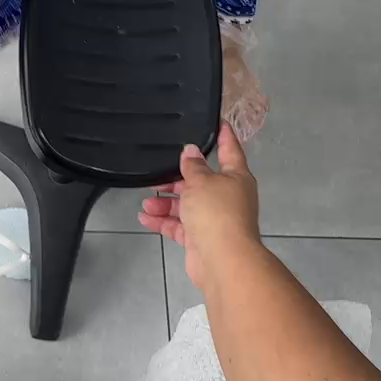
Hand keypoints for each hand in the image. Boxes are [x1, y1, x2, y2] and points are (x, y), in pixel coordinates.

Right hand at [139, 122, 262, 288]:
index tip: (218, 121)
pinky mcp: (200, 239)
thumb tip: (191, 151)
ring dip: (166, 202)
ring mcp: (214, 219)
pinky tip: (145, 217)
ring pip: (187, 205)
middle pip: (201, 181)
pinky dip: (163, 221)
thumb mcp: (201, 182)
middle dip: (178, 178)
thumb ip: (192, 166)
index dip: (224, 135)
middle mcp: (226, 197)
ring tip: (146, 201)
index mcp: (235, 178)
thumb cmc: (216, 212)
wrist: (222, 260)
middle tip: (158, 172)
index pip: (229, 150)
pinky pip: (179, 225)